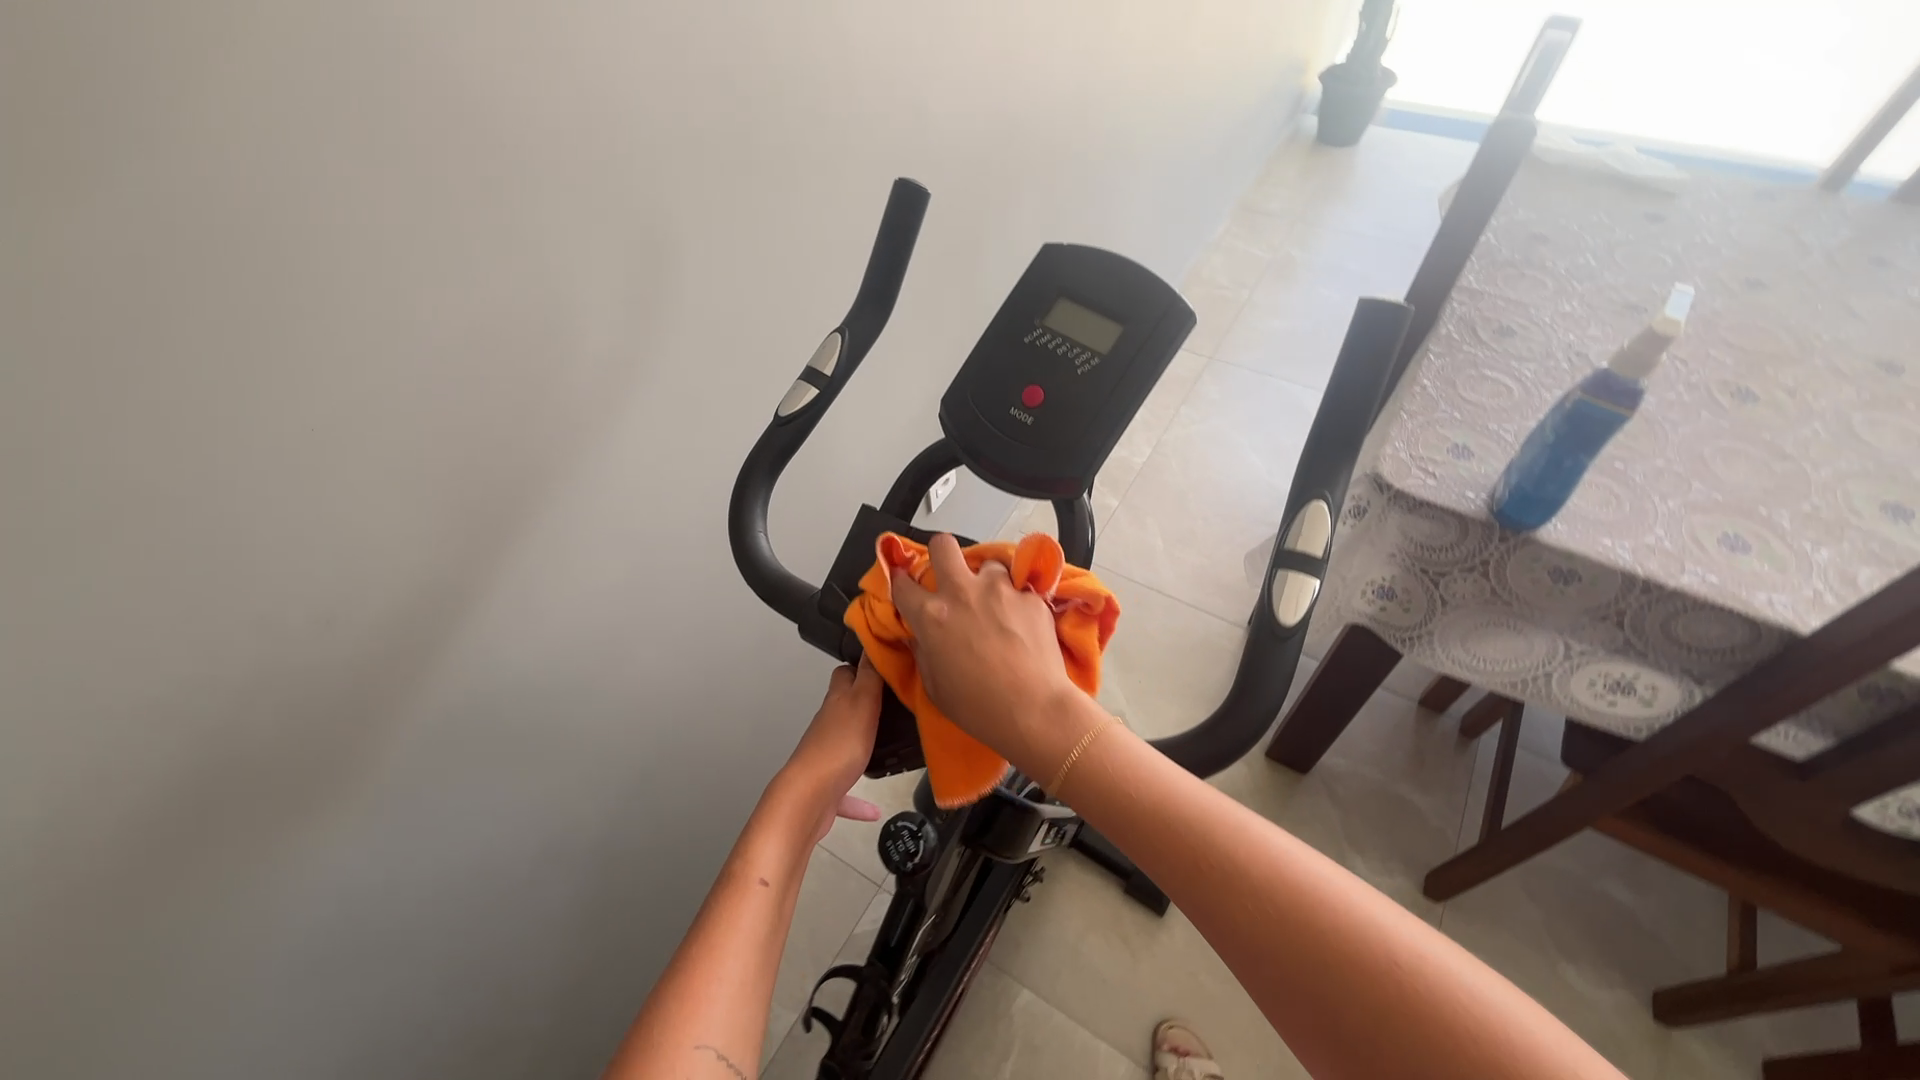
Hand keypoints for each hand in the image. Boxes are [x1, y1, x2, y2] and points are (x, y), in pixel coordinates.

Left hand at [785, 660, 884, 840]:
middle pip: (846, 708)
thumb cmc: (839, 746)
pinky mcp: (827, 787)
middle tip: (896, 705)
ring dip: (864, 746)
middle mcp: (828, 725)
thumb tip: (872, 643)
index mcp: (836, 702)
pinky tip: (874, 808)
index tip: (887, 665)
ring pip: (847, 746)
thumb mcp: (862, 702)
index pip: (846, 674)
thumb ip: (869, 676)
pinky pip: (846, 790)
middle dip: (867, 705)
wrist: (809, 798)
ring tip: (889, 748)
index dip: (863, 667)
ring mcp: (826, 755)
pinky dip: (860, 799)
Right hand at [888, 534, 1084, 776]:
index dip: (900, 583)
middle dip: (942, 554)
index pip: (901, 583)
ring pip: (988, 564)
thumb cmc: (977, 708)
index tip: (906, 587)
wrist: (1033, 710)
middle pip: (943, 545)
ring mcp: (1000, 589)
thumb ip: (925, 652)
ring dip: (987, 580)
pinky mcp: (1031, 596)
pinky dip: (1017, 599)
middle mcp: (962, 592)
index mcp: (931, 615)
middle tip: (950, 573)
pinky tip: (1023, 621)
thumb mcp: (934, 686)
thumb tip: (923, 637)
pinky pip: (1019, 587)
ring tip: (995, 602)